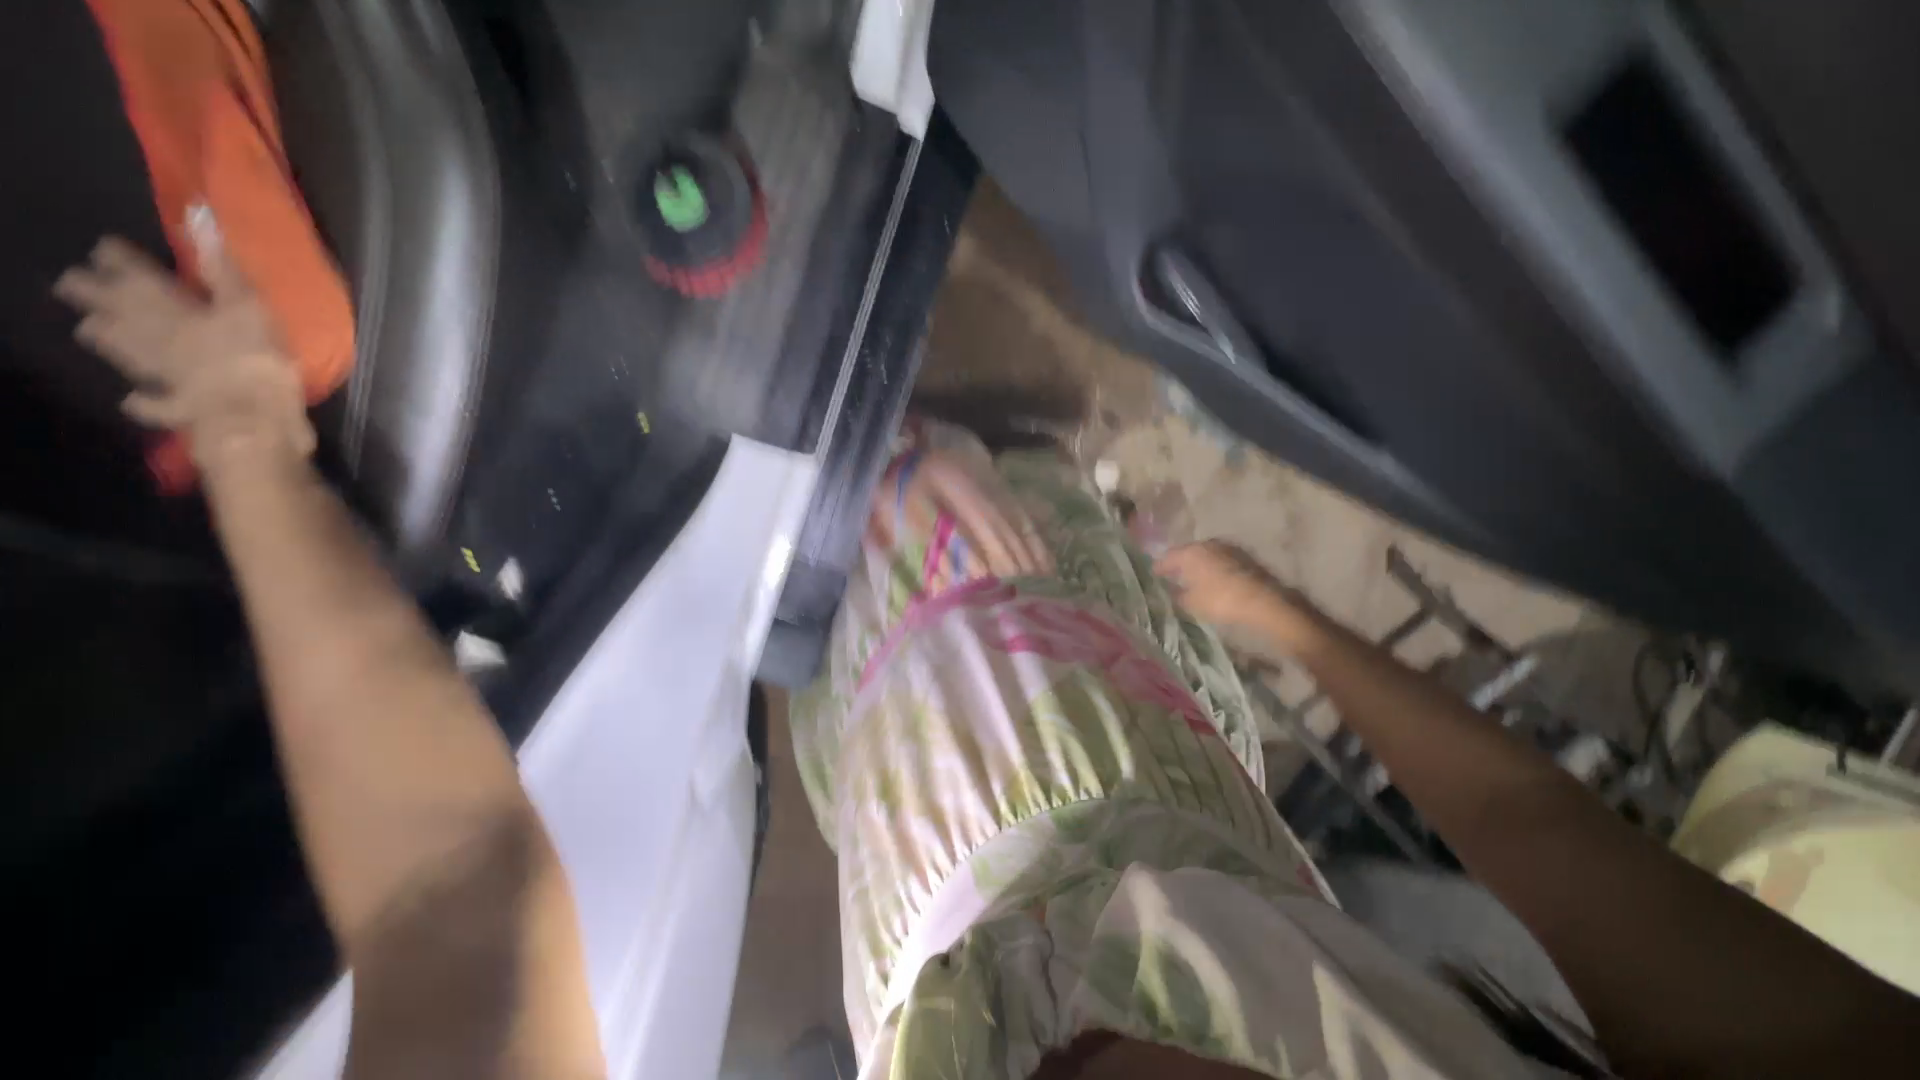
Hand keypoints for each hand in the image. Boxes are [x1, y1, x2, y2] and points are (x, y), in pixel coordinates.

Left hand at [54, 211, 314, 472]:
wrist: (249, 417)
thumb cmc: (254, 356)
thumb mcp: (248, 304)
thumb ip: (222, 265)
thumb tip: (197, 214)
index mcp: (169, 308)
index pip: (134, 275)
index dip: (118, 261)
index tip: (105, 249)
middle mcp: (152, 336)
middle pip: (113, 311)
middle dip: (94, 296)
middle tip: (73, 284)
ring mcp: (159, 372)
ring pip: (122, 351)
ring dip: (106, 339)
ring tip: (91, 329)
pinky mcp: (176, 406)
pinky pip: (152, 402)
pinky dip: (142, 400)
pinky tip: (133, 398)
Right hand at [1155, 540, 1318, 646]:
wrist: (1264, 602)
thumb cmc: (1221, 601)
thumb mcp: (1191, 603)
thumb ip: (1176, 595)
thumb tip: (1170, 591)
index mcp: (1191, 552)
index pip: (1167, 557)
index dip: (1159, 568)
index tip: (1153, 575)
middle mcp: (1208, 544)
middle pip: (1188, 553)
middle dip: (1179, 565)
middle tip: (1172, 577)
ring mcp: (1228, 549)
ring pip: (1206, 556)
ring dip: (1198, 566)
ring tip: (1192, 580)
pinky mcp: (1244, 558)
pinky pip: (1220, 562)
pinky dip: (1213, 570)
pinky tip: (1212, 582)